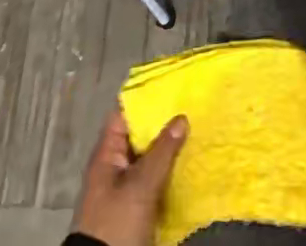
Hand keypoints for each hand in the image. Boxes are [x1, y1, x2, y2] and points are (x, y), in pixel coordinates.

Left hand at [73, 112, 187, 245]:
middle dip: (164, 121)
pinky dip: (172, 165)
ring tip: (199, 125)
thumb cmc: (117, 221)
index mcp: (106, 156)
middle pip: (140, 134)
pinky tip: (193, 157)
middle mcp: (115, 165)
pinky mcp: (138, 202)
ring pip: (151, 155)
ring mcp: (126, 185)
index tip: (173, 85)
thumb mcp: (140, 185)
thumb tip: (182, 117)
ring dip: (171, 144)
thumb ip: (162, 150)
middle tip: (194, 103)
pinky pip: (157, 175)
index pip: (124, 115)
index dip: (145, 99)